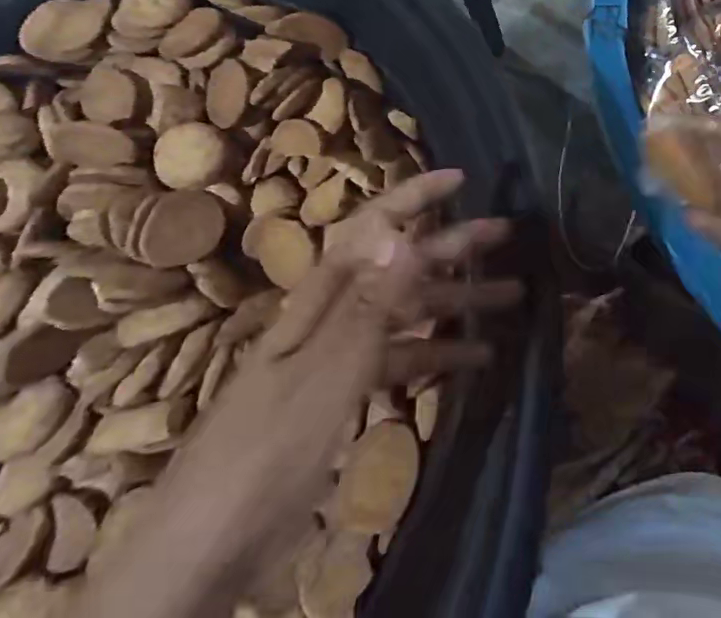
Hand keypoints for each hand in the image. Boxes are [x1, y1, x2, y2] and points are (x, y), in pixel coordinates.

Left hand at [73, 169, 519, 617]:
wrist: (207, 543)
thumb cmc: (266, 449)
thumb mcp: (324, 372)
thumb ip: (366, 303)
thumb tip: (399, 230)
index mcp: (323, 298)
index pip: (372, 227)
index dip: (414, 197)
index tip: (461, 178)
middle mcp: (333, 315)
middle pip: (400, 266)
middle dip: (453, 246)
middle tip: (507, 233)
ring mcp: (338, 356)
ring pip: (408, 313)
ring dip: (457, 301)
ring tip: (512, 296)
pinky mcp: (343, 395)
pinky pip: (401, 360)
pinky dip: (438, 353)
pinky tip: (476, 358)